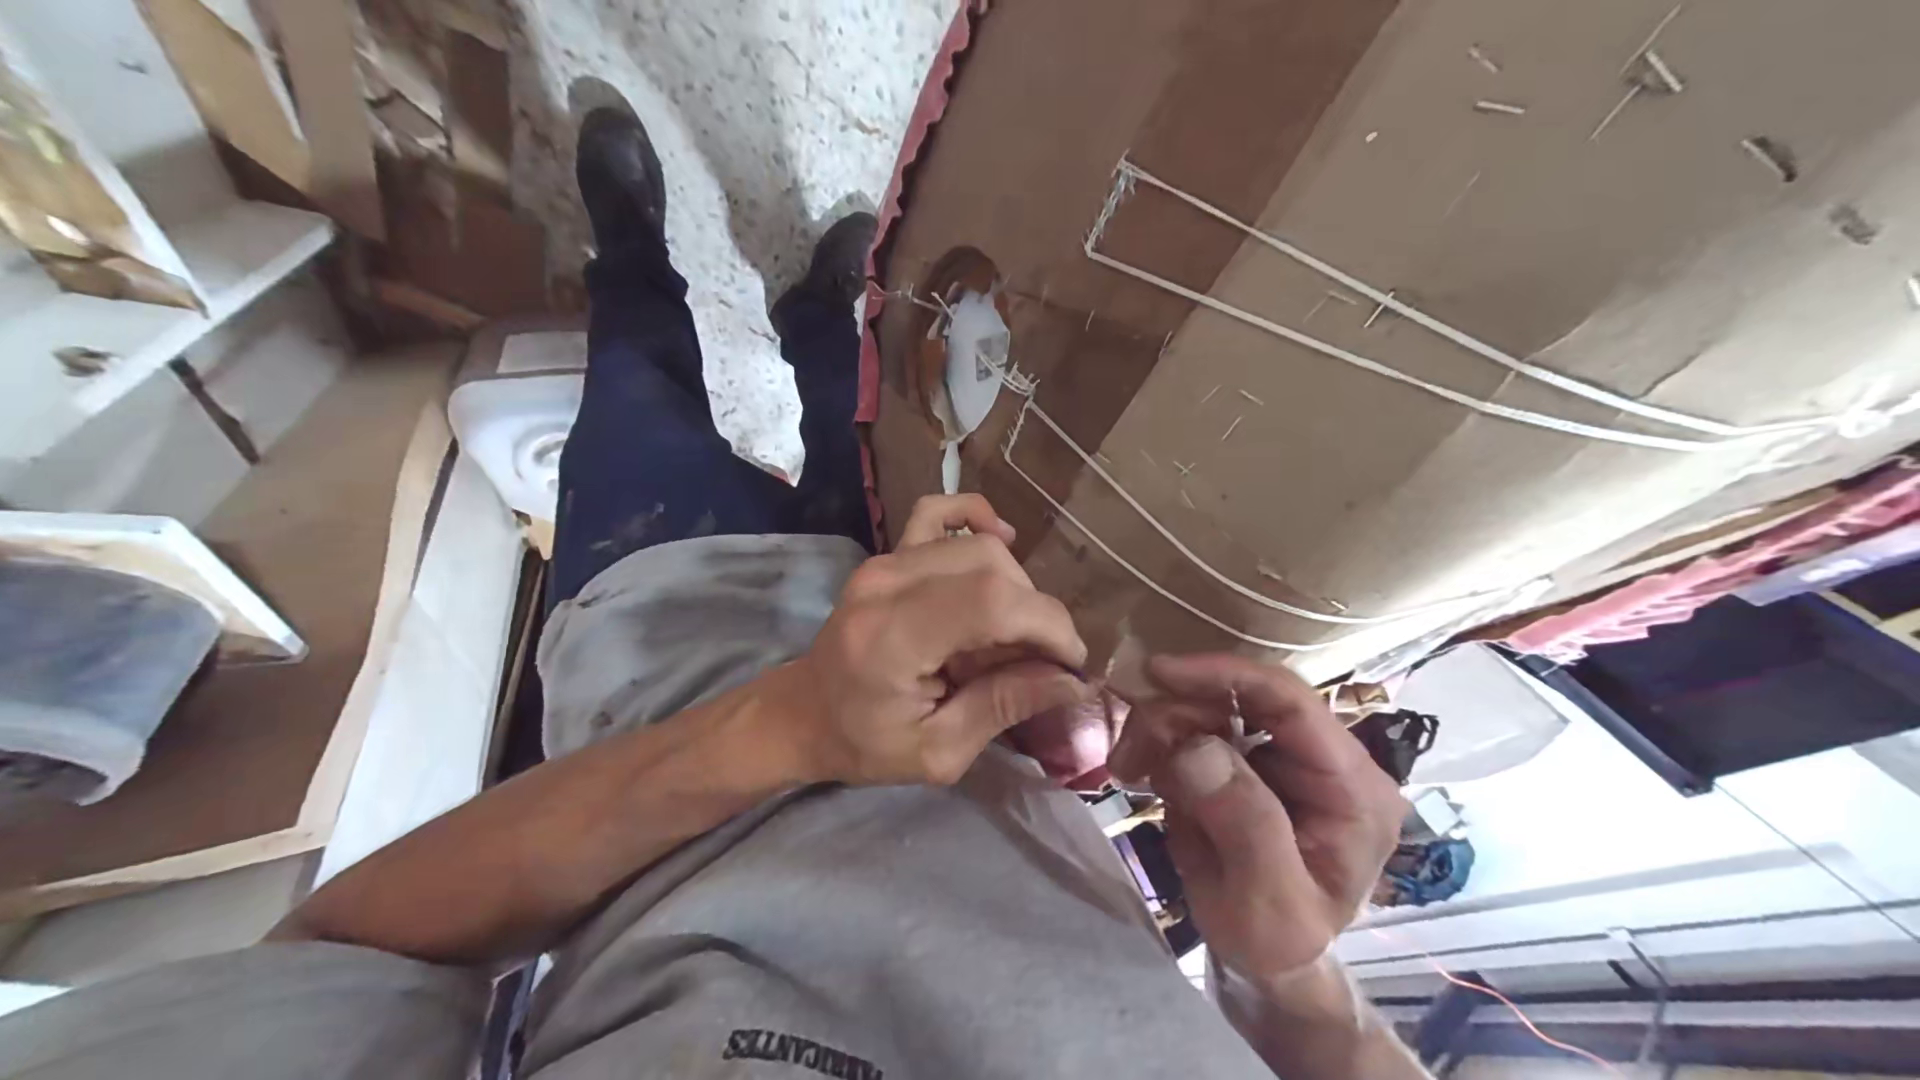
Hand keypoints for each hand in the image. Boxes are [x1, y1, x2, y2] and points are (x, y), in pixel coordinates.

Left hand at [788, 495, 1090, 785]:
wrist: (804, 713)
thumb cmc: (864, 743)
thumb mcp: (938, 752)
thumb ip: (1003, 706)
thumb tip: (1071, 679)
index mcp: (892, 638)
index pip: (990, 601)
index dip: (1047, 625)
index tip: (1070, 662)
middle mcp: (887, 583)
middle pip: (991, 567)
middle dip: (1036, 612)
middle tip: (1042, 659)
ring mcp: (884, 561)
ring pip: (977, 545)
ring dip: (1015, 585)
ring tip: (1014, 632)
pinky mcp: (887, 554)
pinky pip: (937, 511)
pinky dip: (976, 517)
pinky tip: (1002, 540)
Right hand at [1109, 654, 1406, 989]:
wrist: (1265, 964)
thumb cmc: (1278, 944)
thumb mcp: (1269, 903)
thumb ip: (1245, 823)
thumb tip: (1197, 746)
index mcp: (1353, 788)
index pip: (1292, 702)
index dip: (1225, 676)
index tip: (1158, 673)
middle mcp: (1323, 759)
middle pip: (1242, 698)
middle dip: (1178, 714)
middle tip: (1129, 754)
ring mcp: (1283, 757)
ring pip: (1211, 706)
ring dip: (1161, 729)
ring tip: (1129, 768)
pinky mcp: (1249, 761)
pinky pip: (1197, 728)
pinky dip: (1161, 741)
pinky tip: (1145, 772)